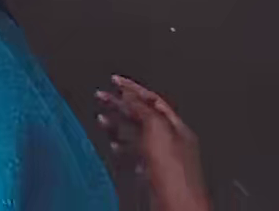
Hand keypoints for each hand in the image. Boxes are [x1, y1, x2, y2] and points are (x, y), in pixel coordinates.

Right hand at [96, 75, 209, 210]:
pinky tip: (114, 146)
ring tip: (101, 119)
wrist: (177, 210)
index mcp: (176, 128)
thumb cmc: (174, 173)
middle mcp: (171, 142)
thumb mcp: (156, 130)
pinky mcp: (153, 175)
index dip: (132, 88)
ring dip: (117, 125)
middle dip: (120, 104)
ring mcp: (162, 160)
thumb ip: (142, 108)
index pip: (152, 100)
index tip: (114, 80)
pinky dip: (122, 147)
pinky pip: (134, 154)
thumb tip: (127, 92)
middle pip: (142, 115)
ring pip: (135, 134)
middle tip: (101, 96)